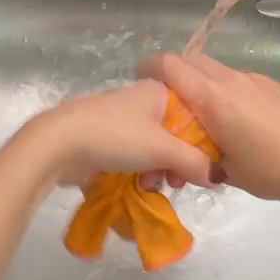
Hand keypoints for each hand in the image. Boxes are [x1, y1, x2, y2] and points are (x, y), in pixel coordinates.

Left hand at [19, 79, 217, 189]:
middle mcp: (145, 103)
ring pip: (158, 150)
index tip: (202, 168)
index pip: (196, 115)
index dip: (203, 143)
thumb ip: (194, 161)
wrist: (61, 143)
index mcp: (160, 92)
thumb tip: (218, 175)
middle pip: (177, 135)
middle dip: (179, 162)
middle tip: (176, 182)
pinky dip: (142, 174)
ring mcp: (126, 122)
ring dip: (159, 172)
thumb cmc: (116, 136)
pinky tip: (138, 188)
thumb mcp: (161, 148)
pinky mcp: (111, 142)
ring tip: (152, 186)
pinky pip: (138, 159)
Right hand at [138, 53, 279, 209]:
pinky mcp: (271, 84)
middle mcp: (229, 79)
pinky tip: (241, 122)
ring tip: (208, 117)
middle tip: (171, 102)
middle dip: (174, 74)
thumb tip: (192, 155)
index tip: (139, 79)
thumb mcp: (228, 172)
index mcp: (211, 99)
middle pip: (190, 61)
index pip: (169, 66)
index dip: (149, 67)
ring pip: (215, 69)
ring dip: (202, 84)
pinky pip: (237, 79)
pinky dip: (226, 90)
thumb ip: (202, 156)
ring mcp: (252, 78)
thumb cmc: (273, 172)